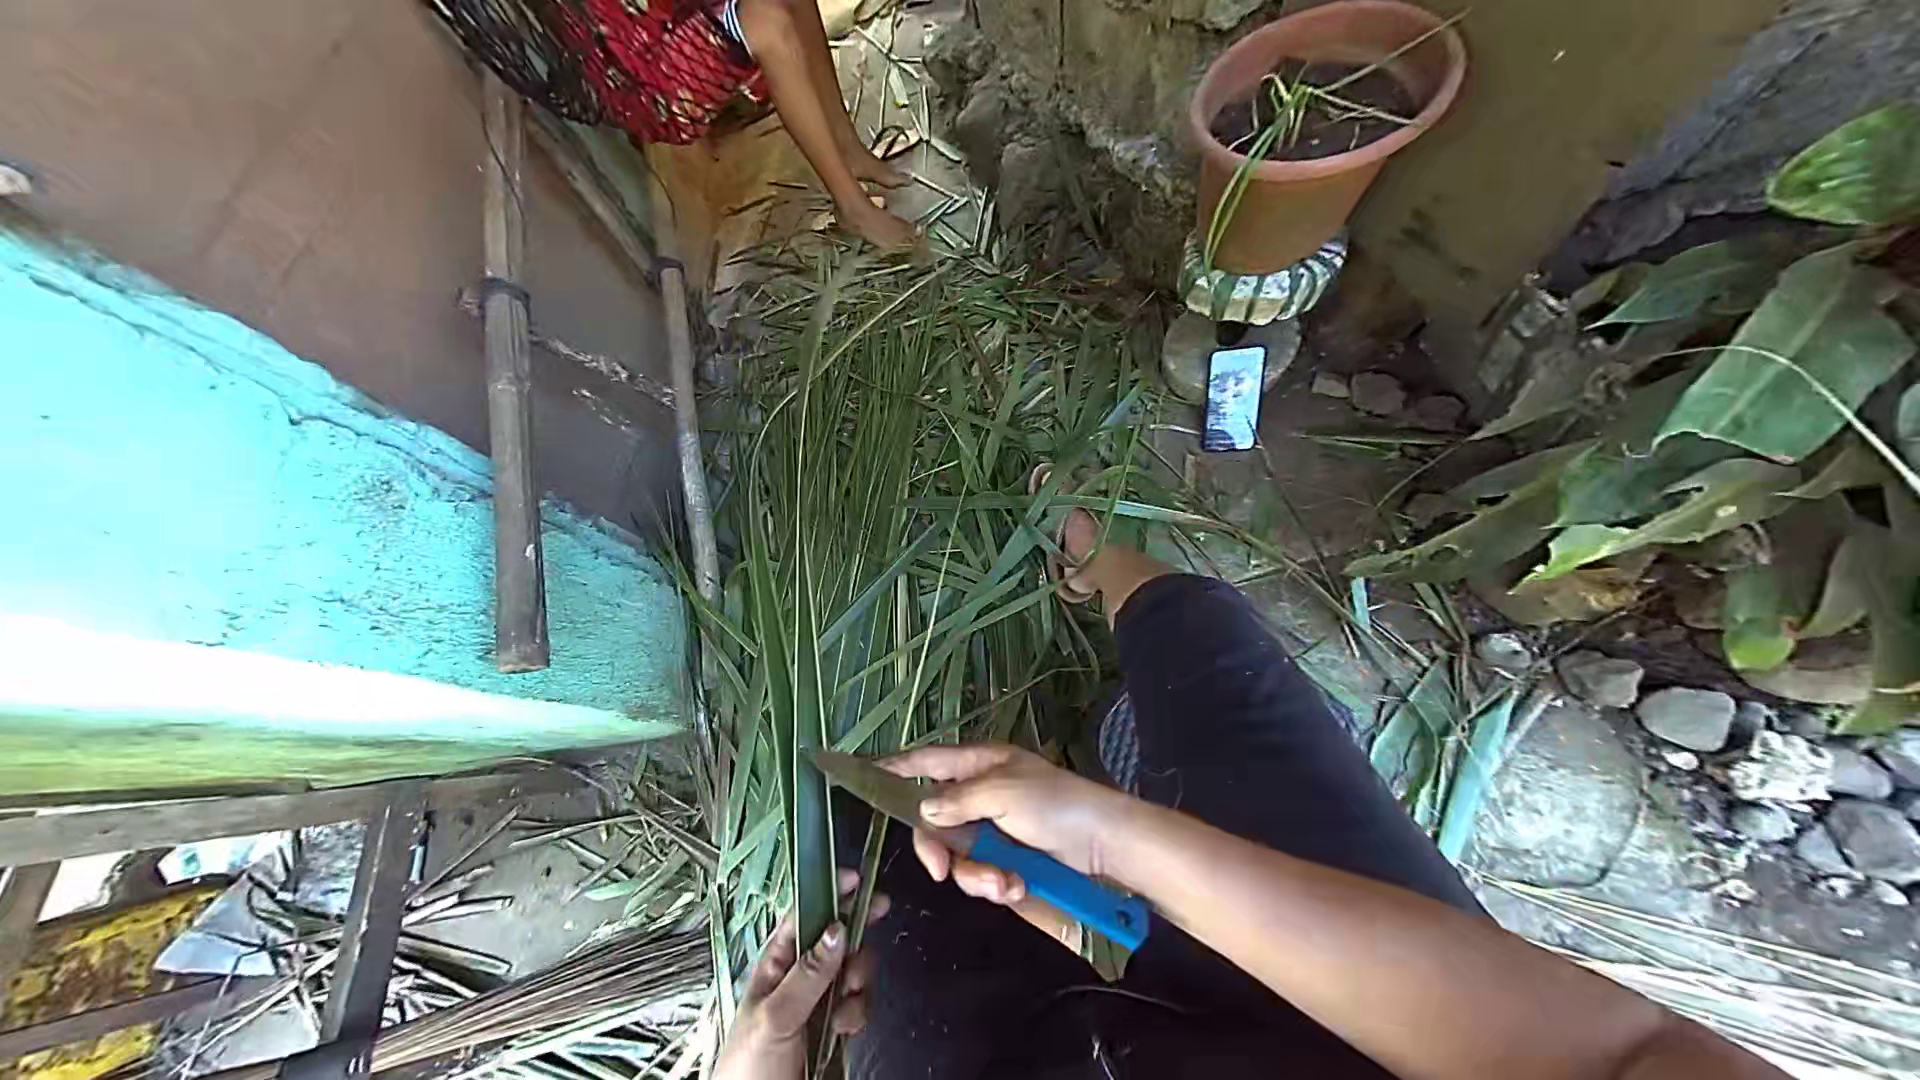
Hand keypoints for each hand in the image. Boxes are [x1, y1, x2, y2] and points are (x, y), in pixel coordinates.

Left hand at [713, 870, 888, 1079]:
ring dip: (857, 980)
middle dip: (854, 939)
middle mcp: (799, 976)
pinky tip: (844, 1028)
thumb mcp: (775, 1018)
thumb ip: (808, 973)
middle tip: (866, 940)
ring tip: (845, 1004)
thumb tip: (837, 927)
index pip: (806, 913)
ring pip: (853, 968)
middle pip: (837, 937)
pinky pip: (858, 1003)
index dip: (830, 891)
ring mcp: (818, 1002)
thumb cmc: (748, 1071)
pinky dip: (858, 1011)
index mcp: (776, 963)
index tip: (857, 880)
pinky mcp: (833, 1028)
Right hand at [882, 742, 1130, 906]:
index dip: (895, 767)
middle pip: (932, 820)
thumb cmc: (1053, 802)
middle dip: (937, 848)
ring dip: (976, 874)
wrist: (1102, 842)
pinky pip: (978, 874)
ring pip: (954, 855)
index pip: (925, 761)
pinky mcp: (1003, 859)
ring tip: (1006, 883)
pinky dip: (993, 884)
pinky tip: (1017, 886)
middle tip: (939, 868)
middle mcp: (977, 794)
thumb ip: (958, 801)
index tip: (861, 774)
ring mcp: (990, 829)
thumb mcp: (1003, 793)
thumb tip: (922, 809)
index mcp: (977, 765)